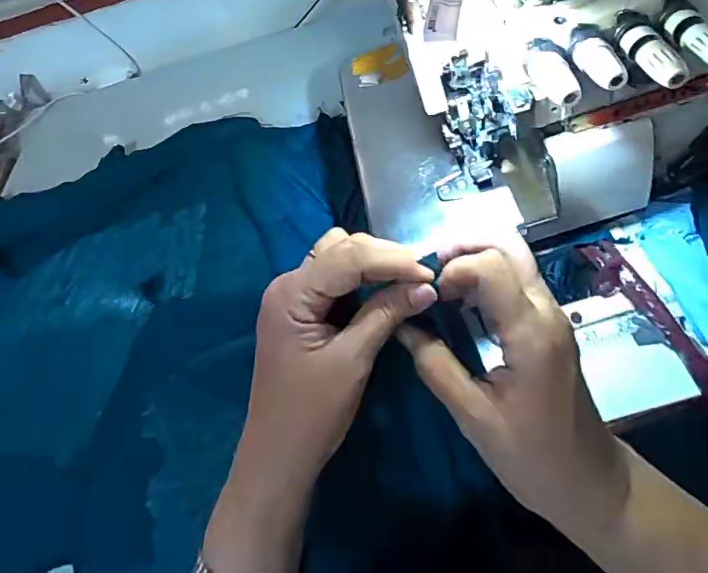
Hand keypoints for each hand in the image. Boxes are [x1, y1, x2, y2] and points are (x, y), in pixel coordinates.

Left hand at [204, 229, 435, 572]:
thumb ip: (386, 314)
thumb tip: (426, 286)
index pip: (348, 256)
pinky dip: (363, 278)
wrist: (278, 459)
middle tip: (423, 275)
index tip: (430, 273)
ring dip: (374, 263)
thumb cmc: (311, 414)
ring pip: (339, 256)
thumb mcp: (353, 360)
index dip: (392, 260)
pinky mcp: (303, 309)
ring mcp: (293, 295)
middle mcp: (289, 283)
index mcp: (292, 292)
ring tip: (408, 278)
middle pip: (341, 248)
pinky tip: (387, 287)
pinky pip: (336, 278)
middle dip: (384, 257)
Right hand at [405, 235, 707, 572]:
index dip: (455, 268)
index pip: (493, 266)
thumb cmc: (533, 457)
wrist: (589, 482)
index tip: (429, 294)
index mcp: (531, 331)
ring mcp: (552, 314)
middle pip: (509, 248)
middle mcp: (546, 310)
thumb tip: (404, 327)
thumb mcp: (475, 420)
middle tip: (430, 269)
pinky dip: (487, 276)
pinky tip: (462, 298)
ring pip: (515, 259)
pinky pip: (518, 281)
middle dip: (466, 248)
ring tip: (441, 282)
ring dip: (476, 260)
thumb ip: (437, 367)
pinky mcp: (549, 323)